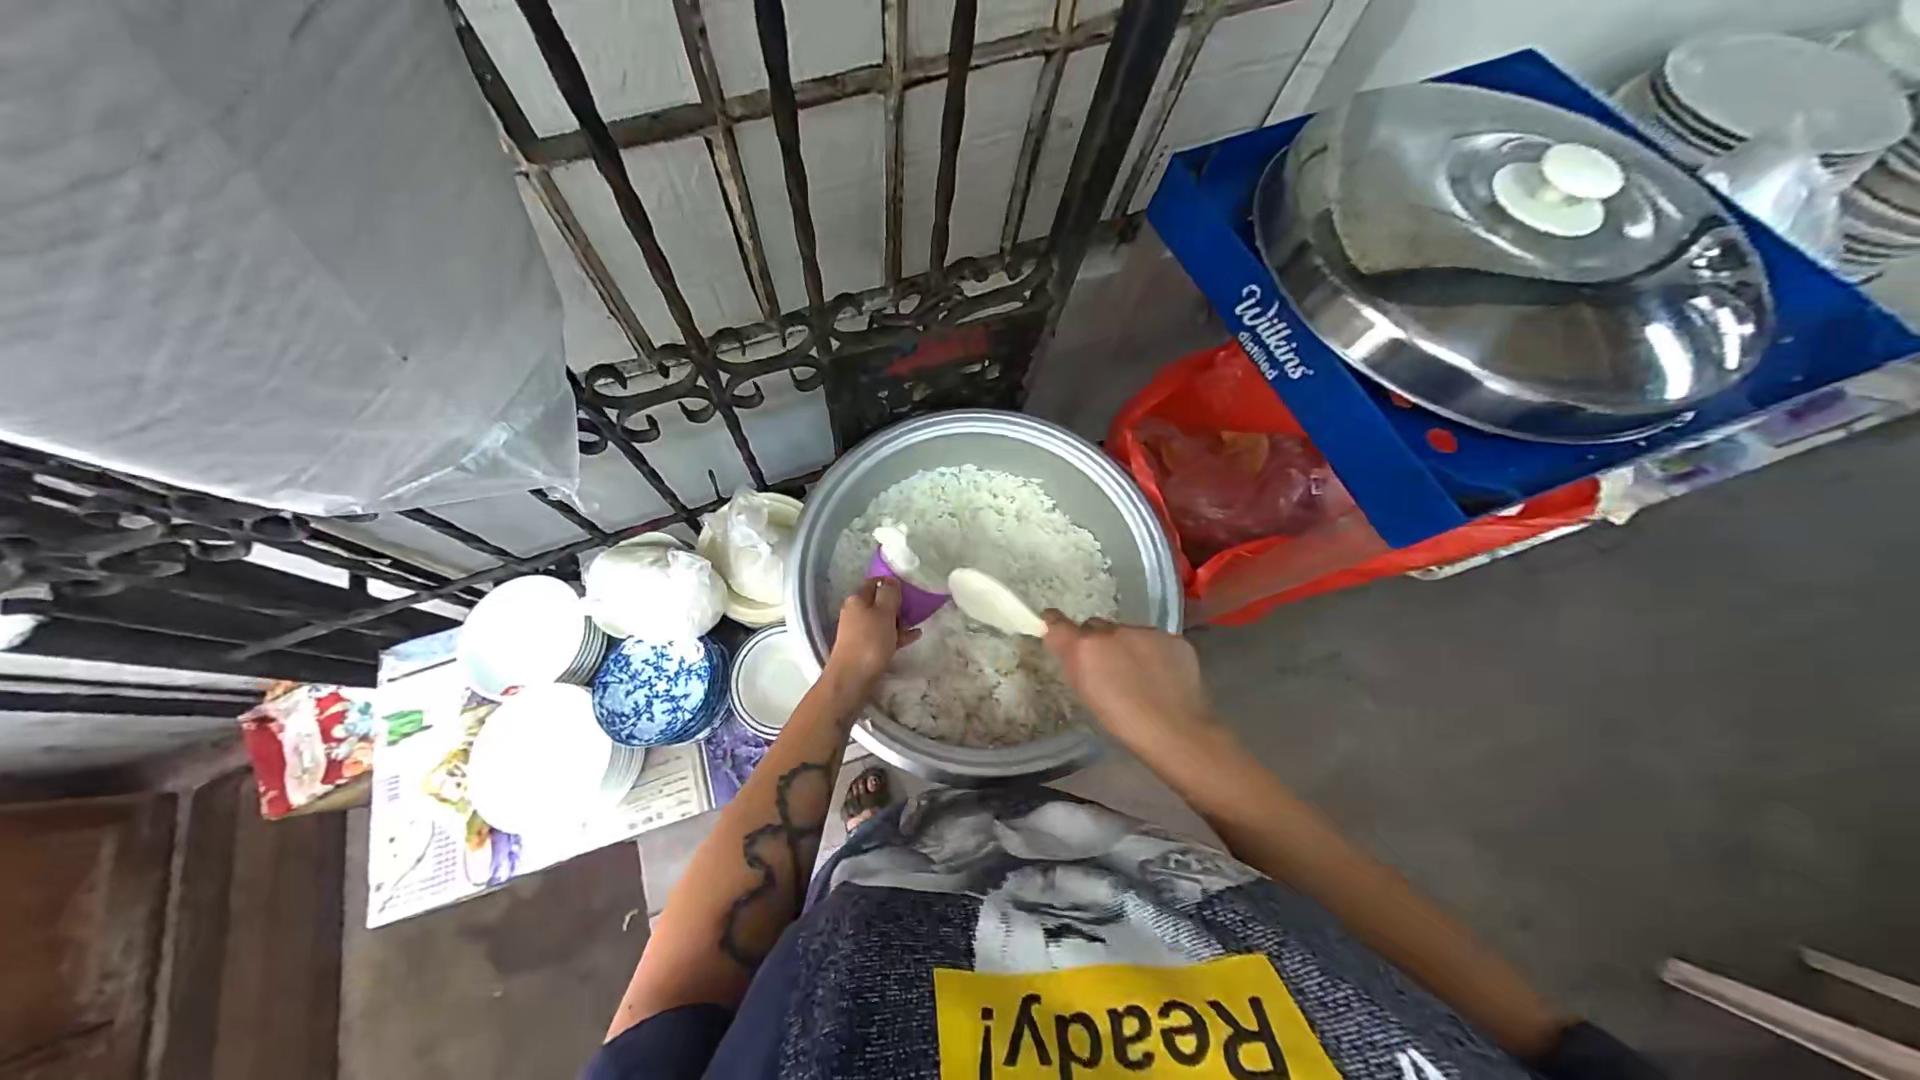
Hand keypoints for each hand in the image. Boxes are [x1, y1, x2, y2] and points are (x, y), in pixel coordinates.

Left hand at [826, 578, 920, 687]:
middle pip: (879, 602)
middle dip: (898, 604)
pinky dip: (897, 635)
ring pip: (882, 620)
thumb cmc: (870, 642)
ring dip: (899, 621)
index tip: (909, 589)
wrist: (852, 678)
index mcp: (857, 599)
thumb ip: (889, 593)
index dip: (891, 583)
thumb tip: (891, 580)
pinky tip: (913, 637)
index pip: (875, 583)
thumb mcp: (884, 612)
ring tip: (917, 624)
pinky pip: (883, 635)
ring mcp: (859, 631)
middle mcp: (855, 612)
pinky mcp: (864, 647)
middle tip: (916, 609)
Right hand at [1043, 612, 1220, 752]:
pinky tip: (1161, 675)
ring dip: (1127, 646)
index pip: (1059, 623)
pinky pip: (1155, 640)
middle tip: (1107, 667)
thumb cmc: (1123, 722)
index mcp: (1085, 647)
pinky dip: (1153, 652)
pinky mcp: (1172, 637)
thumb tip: (1064, 644)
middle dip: (1096, 641)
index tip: (1054, 624)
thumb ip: (1073, 662)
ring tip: (1140, 675)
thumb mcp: (1086, 694)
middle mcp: (1113, 630)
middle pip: (1095, 626)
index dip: (1055, 624)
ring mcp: (1145, 631)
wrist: (1176, 730)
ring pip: (1127, 632)